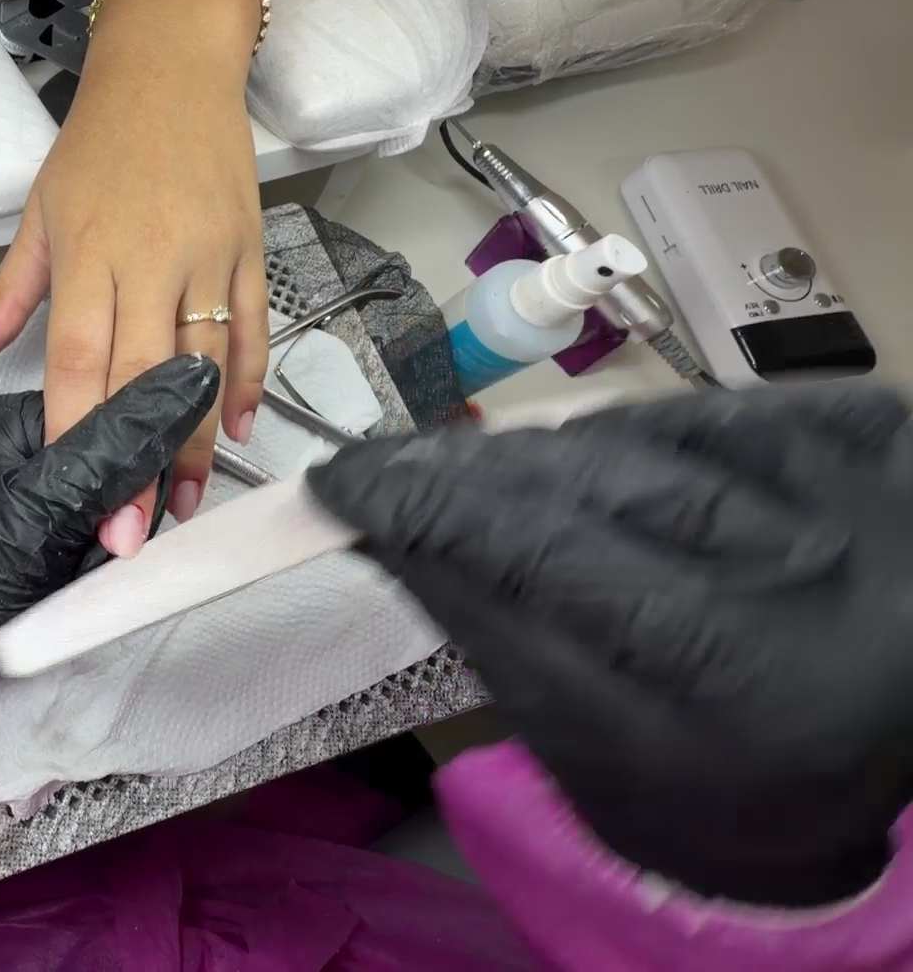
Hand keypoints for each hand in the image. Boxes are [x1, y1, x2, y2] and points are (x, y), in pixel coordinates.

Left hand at [0, 0, 268, 534]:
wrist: (172, 68)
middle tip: (133, 530)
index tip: (79, 495)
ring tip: (184, 502)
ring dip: (196, 440)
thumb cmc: (97, 144)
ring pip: (206, 366)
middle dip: (139, 462)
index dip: (77, 433)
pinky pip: (254, 329)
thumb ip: (4, 296)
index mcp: (88, 256)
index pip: (78, 361)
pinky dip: (247, 383)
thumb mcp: (36, 214)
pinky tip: (235, 431)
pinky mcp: (251, 251)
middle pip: (145, 379)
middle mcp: (151, 262)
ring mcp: (210, 258)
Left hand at [0, 356, 218, 719]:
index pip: (126, 411)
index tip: (123, 524)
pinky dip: (87, 564)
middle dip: (123, 517)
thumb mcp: (42, 510)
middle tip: (88, 555)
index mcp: (25, 416)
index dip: (143, 475)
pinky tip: (61, 584)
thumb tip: (189, 380)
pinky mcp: (33, 525)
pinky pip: (90, 533)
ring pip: (115, 503)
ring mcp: (30, 485)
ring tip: (65, 575)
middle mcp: (28, 441)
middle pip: (125, 458)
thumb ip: (115, 450)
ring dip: (105, 546)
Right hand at [308, 384, 912, 906]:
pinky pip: (706, 409)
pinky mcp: (897, 458)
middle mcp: (814, 600)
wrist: (833, 786)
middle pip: (566, 482)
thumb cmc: (674, 780)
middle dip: (447, 466)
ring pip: (623, 435)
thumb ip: (467, 606)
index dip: (410, 500)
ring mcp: (871, 517)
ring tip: (487, 481)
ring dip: (526, 453)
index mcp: (720, 693)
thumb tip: (379, 511)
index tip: (338, 477)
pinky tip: (601, 467)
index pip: (516, 552)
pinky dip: (625, 428)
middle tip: (379, 464)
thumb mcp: (555, 721)